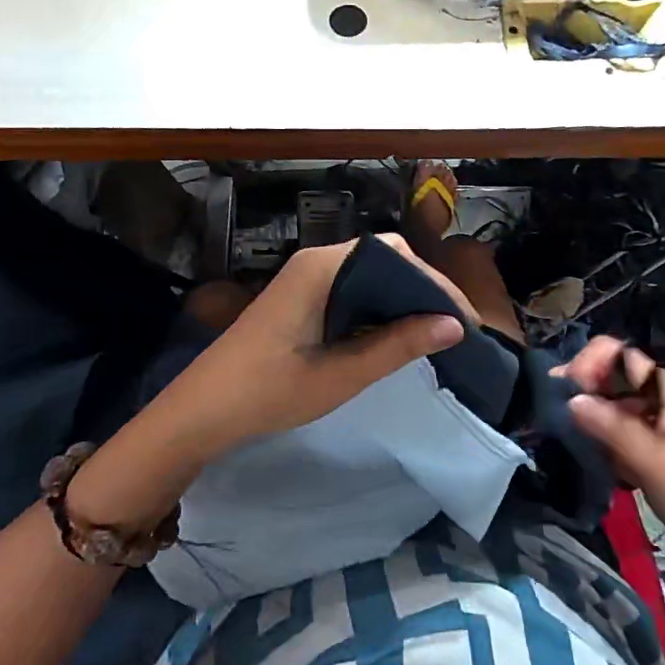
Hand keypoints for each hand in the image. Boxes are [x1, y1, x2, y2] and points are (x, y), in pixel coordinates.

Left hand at [145, 233, 469, 457]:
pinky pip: (349, 290)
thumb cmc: (269, 391)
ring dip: (399, 301)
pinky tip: (390, 336)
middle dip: (420, 290)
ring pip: (367, 275)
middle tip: (449, 330)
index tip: (461, 321)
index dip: (434, 283)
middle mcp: (315, 261)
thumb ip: (398, 345)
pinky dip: (375, 308)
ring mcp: (305, 278)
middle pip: (384, 258)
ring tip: (429, 335)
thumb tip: (454, 327)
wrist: (202, 410)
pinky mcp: (300, 297)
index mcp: (323, 267)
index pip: (395, 254)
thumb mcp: (341, 374)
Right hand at [556, 337, 664, 550]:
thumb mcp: (658, 461)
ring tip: (564, 435)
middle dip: (580, 389)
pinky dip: (595, 438)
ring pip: (606, 405)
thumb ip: (614, 429)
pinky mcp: (643, 448)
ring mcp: (648, 424)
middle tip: (556, 414)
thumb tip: (572, 399)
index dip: (590, 362)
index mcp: (663, 389)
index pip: (618, 354)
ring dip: (585, 416)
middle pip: (608, 377)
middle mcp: (653, 399)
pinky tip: (583, 453)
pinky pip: (610, 432)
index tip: (569, 389)